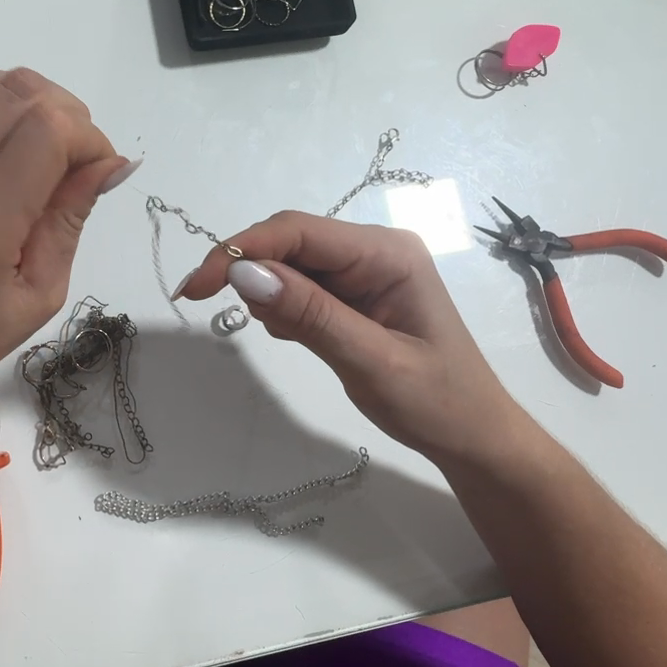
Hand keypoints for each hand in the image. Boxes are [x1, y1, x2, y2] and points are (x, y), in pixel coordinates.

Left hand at [0, 61, 134, 423]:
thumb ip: (70, 220)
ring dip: (24, 97)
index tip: (98, 170)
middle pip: (20, 95)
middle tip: (74, 158)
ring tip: (36, 140)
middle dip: (66, 114)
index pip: (50, 130)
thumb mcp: (40, 294)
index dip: (89, 137)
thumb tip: (110, 162)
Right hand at [174, 211, 533, 468]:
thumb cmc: (434, 402)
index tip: (195, 288)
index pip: (297, 231)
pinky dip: (282, 309)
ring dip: (268, 295)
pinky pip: (299, 288)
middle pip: (288, 242)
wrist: (471, 435)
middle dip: (246, 271)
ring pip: (289, 265)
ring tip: (290, 338)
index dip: (240, 251)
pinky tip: (297, 337)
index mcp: (387, 253)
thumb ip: (309, 314)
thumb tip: (243, 274)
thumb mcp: (369, 361)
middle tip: (209, 308)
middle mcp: (373, 250)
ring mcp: (363, 272)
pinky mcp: (352, 296)